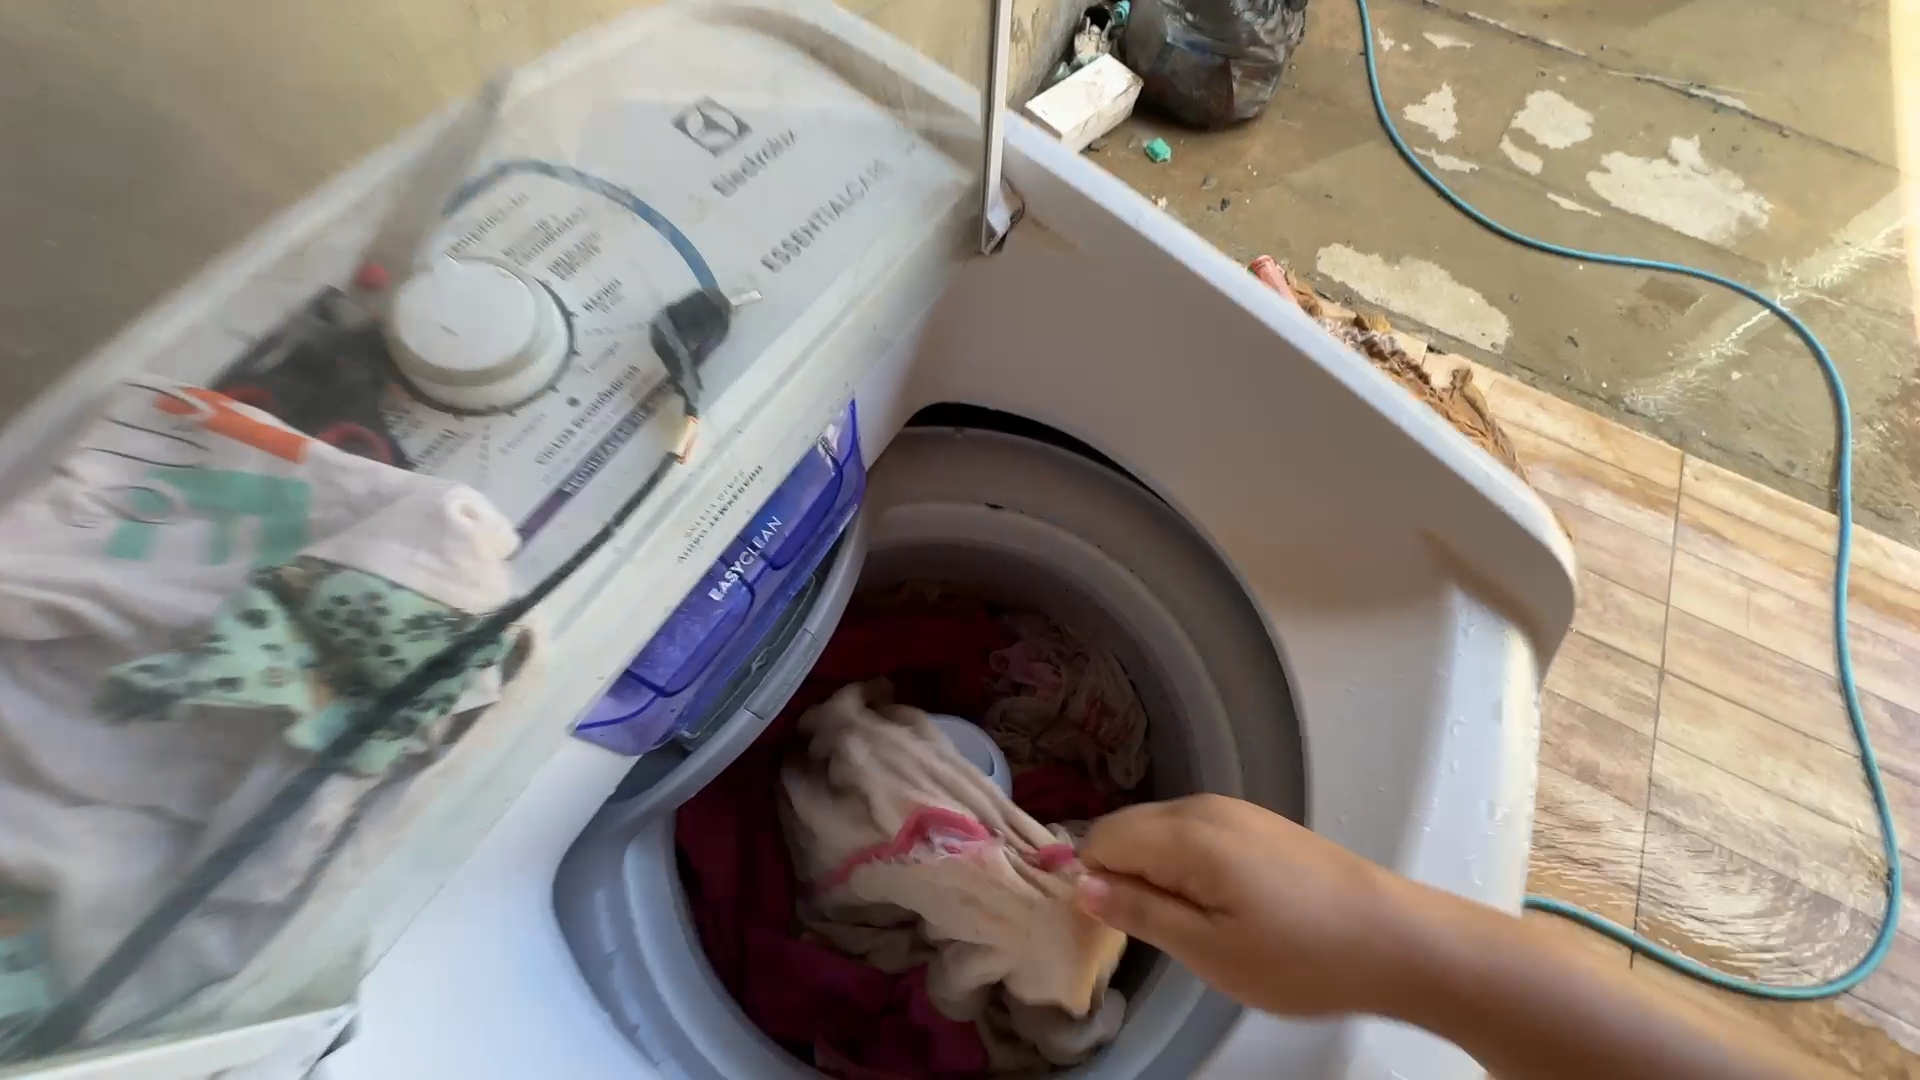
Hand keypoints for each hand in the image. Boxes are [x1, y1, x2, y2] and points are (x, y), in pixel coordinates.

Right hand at [1073, 794, 1424, 1017]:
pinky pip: (1191, 830)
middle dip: (1117, 870)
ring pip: (1159, 827)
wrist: (1398, 939)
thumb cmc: (1300, 956)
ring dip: (1150, 866)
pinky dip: (1180, 860)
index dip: (1090, 878)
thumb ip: (1140, 913)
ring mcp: (1231, 809)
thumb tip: (1082, 887)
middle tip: (1143, 929)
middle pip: (1128, 826)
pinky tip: (1212, 900)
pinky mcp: (1254, 820)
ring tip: (1181, 921)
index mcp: (1185, 834)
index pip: (1102, 838)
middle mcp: (1201, 807)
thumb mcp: (1211, 952)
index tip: (1104, 926)